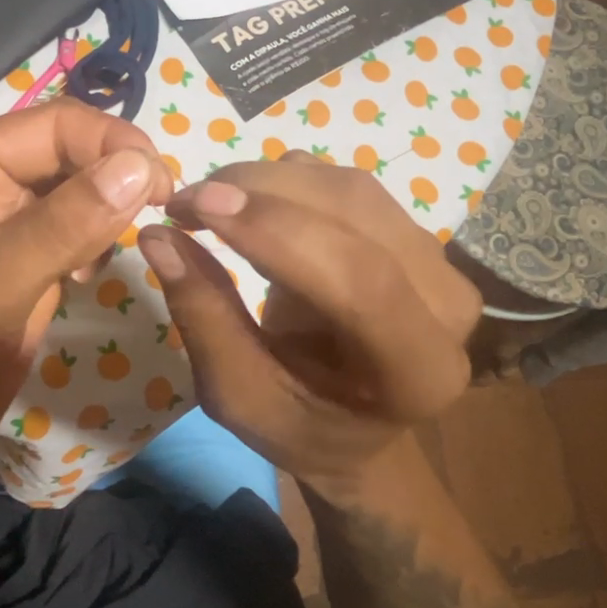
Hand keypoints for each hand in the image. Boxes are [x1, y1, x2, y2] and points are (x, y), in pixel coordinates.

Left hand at [0, 99, 173, 513]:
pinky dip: (89, 245)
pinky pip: (66, 235)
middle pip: (67, 153)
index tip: (165, 188)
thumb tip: (141, 165)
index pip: (55, 125)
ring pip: (72, 194)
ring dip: (104, 212)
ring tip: (105, 255)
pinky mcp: (14, 270)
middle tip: (158, 218)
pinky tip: (87, 274)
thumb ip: (66, 224)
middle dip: (114, 176)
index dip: (114, 143)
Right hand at [136, 152, 480, 489]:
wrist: (355, 427)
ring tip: (204, 201)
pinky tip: (246, 204)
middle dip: (258, 191)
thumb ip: (203, 317)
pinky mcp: (416, 235)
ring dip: (266, 180)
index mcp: (417, 371)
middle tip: (180, 202)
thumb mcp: (236, 394)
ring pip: (349, 187)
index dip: (278, 231)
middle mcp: (448, 307)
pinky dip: (285, 181)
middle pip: (355, 213)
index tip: (197, 203)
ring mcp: (440, 262)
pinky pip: (347, 185)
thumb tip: (158, 236)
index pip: (360, 282)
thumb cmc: (297, 426)